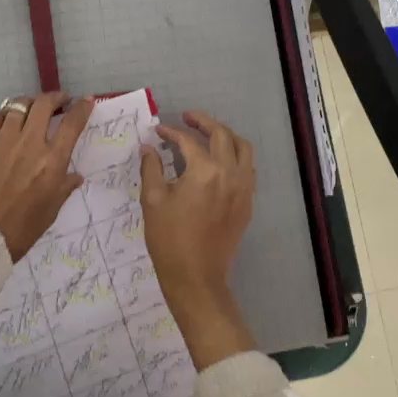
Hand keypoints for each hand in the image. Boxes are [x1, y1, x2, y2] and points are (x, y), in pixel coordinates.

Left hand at [0, 92, 93, 261]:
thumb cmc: (22, 227)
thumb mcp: (51, 209)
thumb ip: (65, 186)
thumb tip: (76, 175)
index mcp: (52, 160)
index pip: (72, 124)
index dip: (82, 108)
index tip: (86, 100)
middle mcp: (30, 143)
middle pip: (44, 104)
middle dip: (55, 97)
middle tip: (59, 101)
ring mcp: (4, 140)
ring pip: (19, 105)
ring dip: (31, 103)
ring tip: (33, 108)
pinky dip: (7, 114)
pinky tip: (9, 120)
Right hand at [140, 111, 258, 369]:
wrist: (196, 277)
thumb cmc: (169, 239)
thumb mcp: (153, 200)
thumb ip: (151, 168)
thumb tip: (149, 147)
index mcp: (205, 171)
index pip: (189, 141)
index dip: (171, 133)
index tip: (158, 132)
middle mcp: (230, 174)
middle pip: (222, 135)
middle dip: (203, 123)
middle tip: (187, 119)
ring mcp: (243, 189)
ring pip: (243, 149)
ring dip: (225, 136)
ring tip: (208, 135)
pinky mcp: (247, 203)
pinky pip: (248, 169)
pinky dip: (236, 157)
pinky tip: (220, 161)